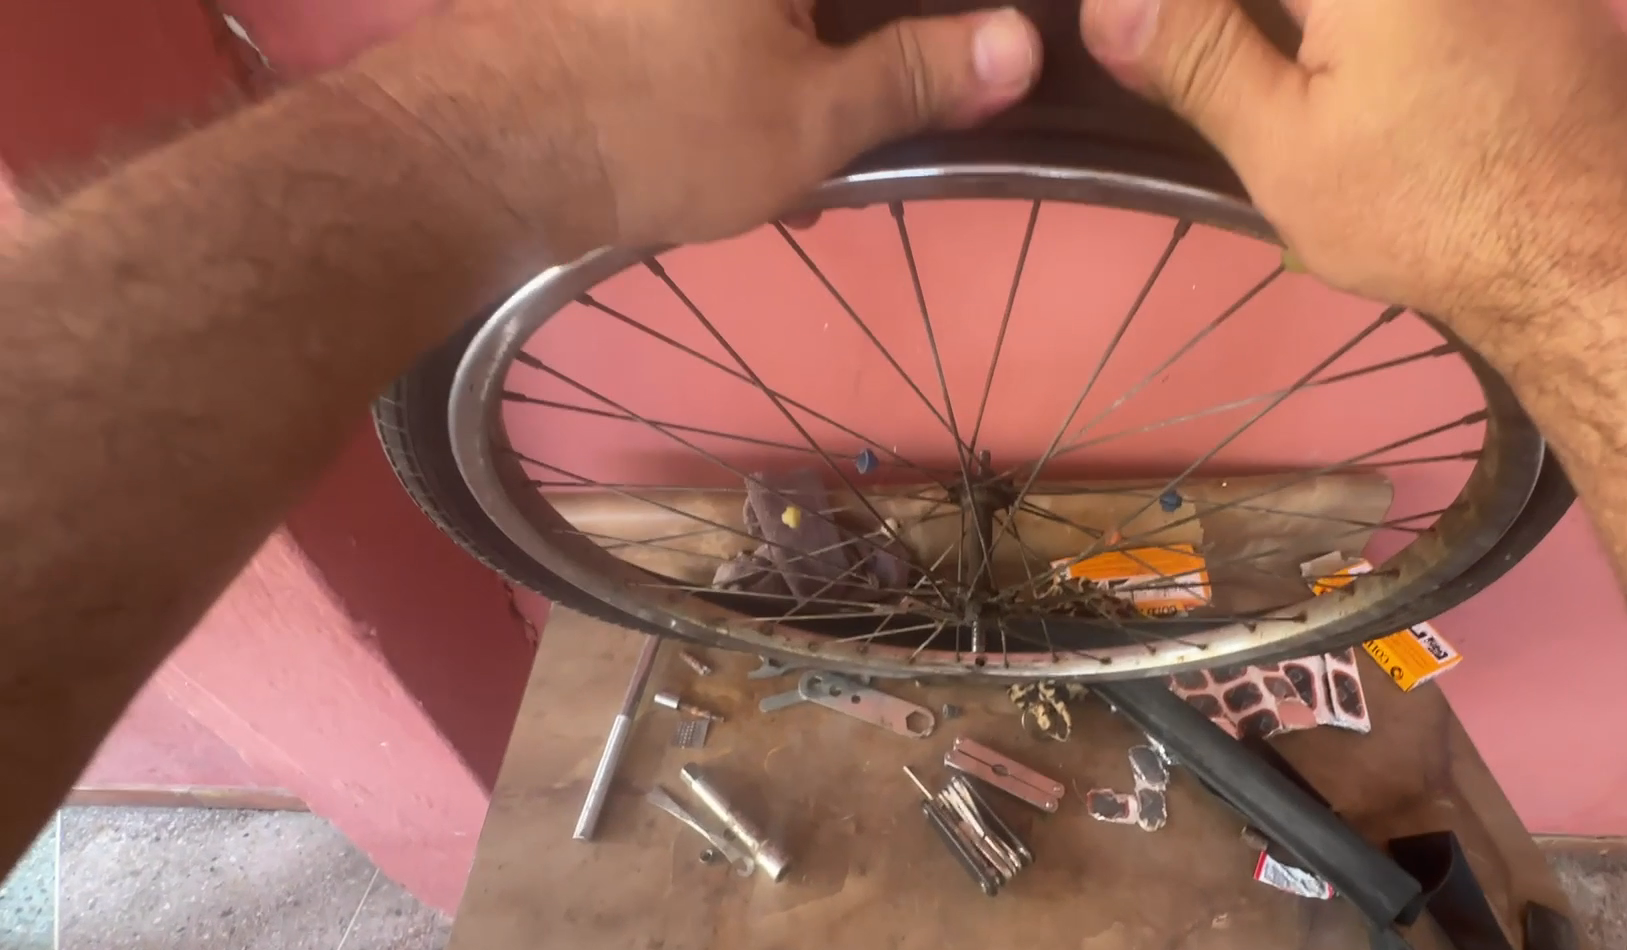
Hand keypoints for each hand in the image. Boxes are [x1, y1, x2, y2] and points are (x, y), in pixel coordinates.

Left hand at [356, 0, 1041, 252]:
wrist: (498, 153)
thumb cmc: (665, 131)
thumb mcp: (812, 116)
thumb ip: (918, 76)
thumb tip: (1024, 44)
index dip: (924, 30)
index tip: (952, 61)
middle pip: (836, 8)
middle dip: (868, 53)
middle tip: (880, 124)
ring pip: (787, 22)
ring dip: (815, 67)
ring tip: (811, 150)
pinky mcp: (647, 6)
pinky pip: (735, 29)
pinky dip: (762, 63)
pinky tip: (761, 131)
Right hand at [1080, 0, 1626, 326]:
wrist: (1591, 240)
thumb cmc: (1424, 204)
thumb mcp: (1283, 145)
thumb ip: (1197, 59)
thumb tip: (1106, 3)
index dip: (1175, 23)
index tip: (1149, 58)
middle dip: (1224, 35)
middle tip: (1188, 80)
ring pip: (1316, 10)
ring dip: (1267, 41)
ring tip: (1258, 99)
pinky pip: (1373, 13)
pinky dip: (1320, 39)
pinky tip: (1325, 94)